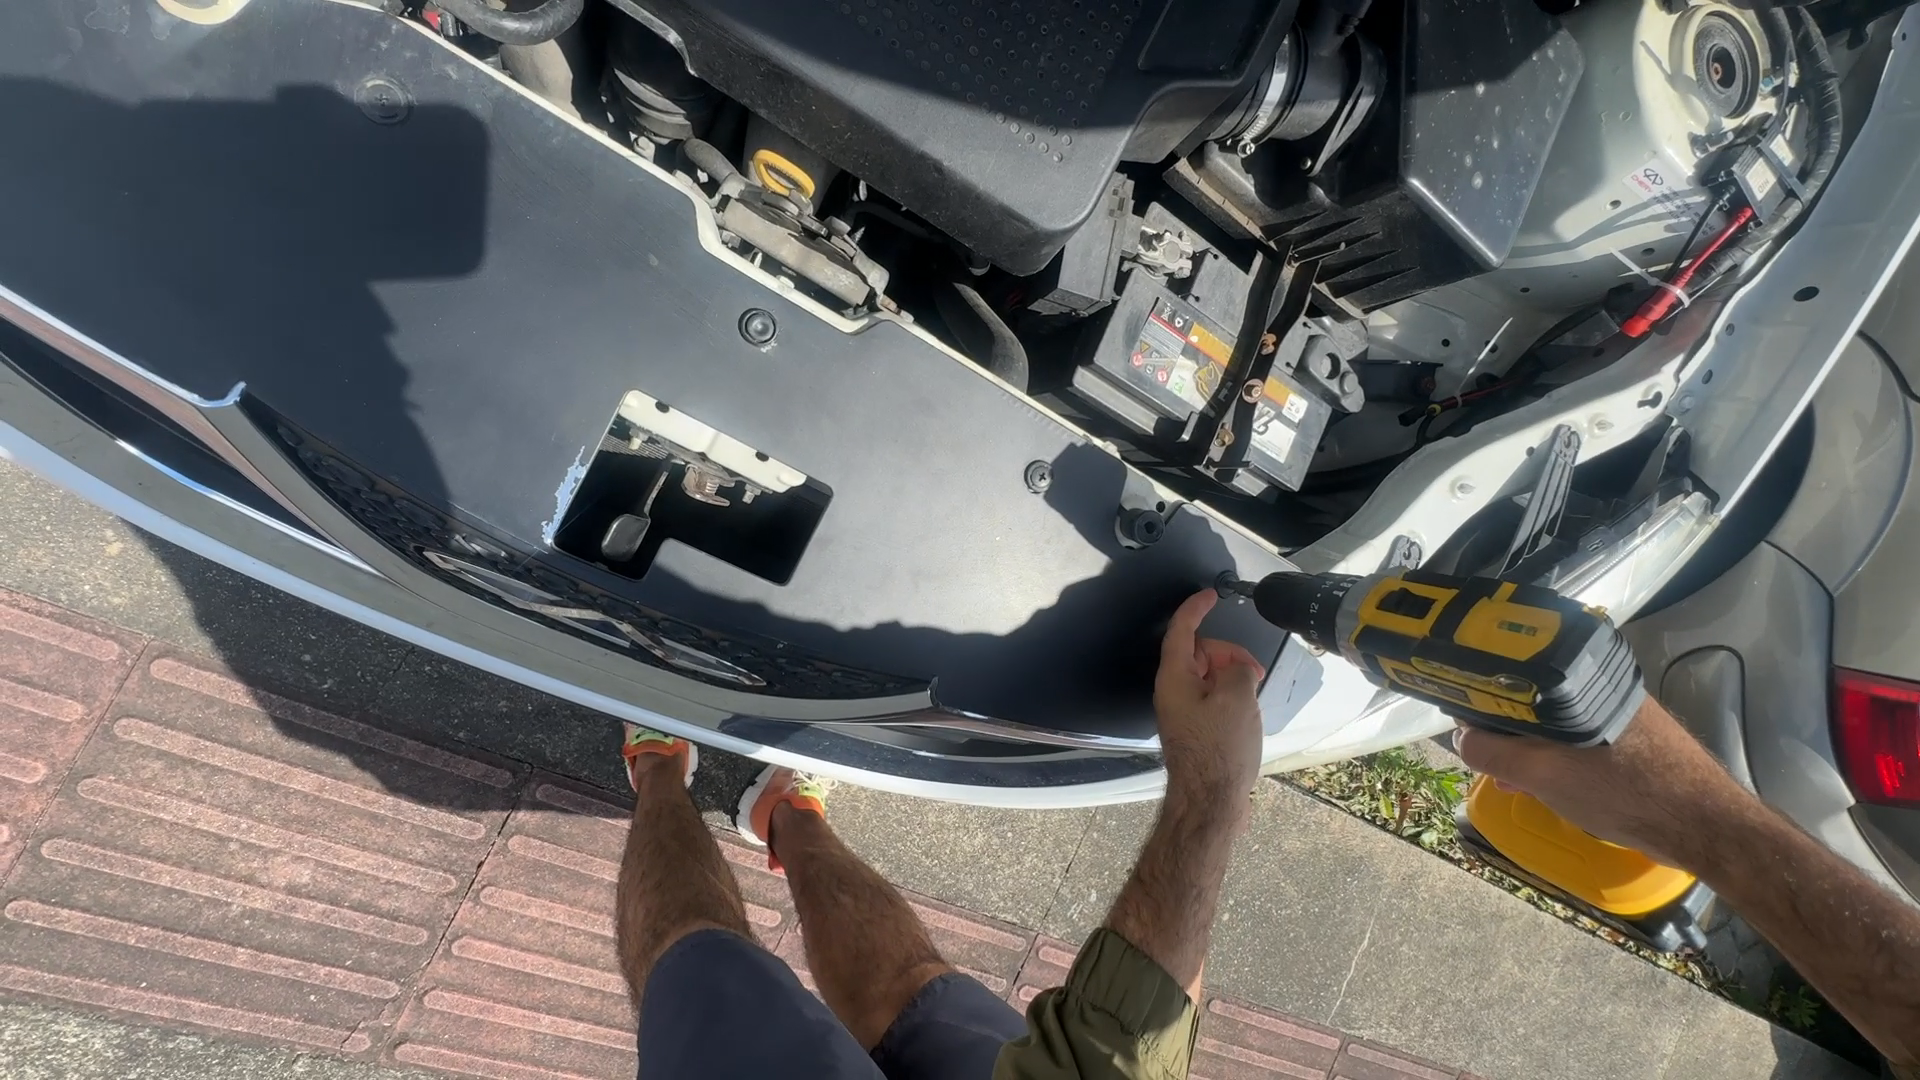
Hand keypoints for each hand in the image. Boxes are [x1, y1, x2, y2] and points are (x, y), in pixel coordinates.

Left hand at [1153, 590, 1266, 810]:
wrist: (1210, 803)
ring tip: (1253, 702)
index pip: (1181, 631)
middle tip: (1254, 673)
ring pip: (1208, 677)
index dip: (1195, 609)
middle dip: (1228, 654)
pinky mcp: (1194, 729)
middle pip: (1200, 653)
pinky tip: (1247, 717)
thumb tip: (1236, 670)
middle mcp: (1172, 691)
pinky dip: (1231, 698)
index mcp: (1174, 677)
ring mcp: (1182, 711)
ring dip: (1233, 678)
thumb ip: (1237, 670)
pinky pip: (1212, 699)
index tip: (1210, 595)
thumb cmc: (1220, 750)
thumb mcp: (1238, 699)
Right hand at [1453, 696, 1749, 868]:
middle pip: (1532, 700)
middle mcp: (1604, 687)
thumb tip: (1462, 738)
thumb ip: (1490, 752)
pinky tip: (1557, 785)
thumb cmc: (1626, 793)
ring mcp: (1625, 712)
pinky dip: (1560, 757)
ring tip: (1520, 782)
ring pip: (1556, 723)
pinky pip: (1581, 738)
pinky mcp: (1640, 738)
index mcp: (1581, 680)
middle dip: (1505, 732)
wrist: (1715, 833)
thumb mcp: (1541, 774)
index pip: (1511, 676)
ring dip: (1531, 749)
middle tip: (1494, 765)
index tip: (1469, 731)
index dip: (1480, 701)